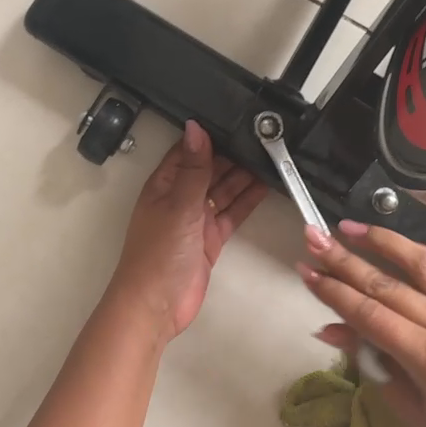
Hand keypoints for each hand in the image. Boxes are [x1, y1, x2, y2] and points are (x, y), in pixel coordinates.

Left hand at [106, 120, 268, 341]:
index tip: (237, 120)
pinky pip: (231, 213)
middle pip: (210, 169)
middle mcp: (180, 197)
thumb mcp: (178, 205)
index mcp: (164, 184)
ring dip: (243, 176)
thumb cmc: (158, 253)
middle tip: (263, 138)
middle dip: (233, 155)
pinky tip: (263, 187)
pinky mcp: (210, 240)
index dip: (211, 136)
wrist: (155, 306)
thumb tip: (195, 127)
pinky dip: (246, 201)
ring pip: (223, 190)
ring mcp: (195, 219)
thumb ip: (194, 168)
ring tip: (270, 157)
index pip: (190, 151)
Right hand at [298, 219, 425, 426]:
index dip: (332, 291)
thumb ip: (371, 361)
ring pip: (416, 262)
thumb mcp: (410, 407)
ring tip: (347, 227)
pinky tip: (391, 239)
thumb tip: (331, 328)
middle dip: (342, 259)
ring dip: (378, 241)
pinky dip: (413, 249)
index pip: (368, 313)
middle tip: (312, 238)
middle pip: (384, 283)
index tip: (305, 271)